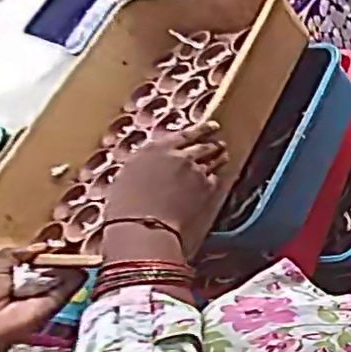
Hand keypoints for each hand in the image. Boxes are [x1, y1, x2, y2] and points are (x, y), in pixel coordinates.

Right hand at [103, 122, 227, 249]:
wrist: (144, 225)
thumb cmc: (126, 205)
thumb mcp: (130, 175)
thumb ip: (149, 165)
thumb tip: (157, 167)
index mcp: (155, 149)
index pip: (184, 135)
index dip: (201, 130)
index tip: (211, 126)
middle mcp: (178, 156)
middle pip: (203, 146)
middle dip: (213, 143)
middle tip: (219, 142)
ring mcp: (196, 172)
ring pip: (214, 160)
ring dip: (219, 157)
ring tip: (224, 155)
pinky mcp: (207, 188)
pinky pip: (215, 179)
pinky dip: (216, 176)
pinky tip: (217, 177)